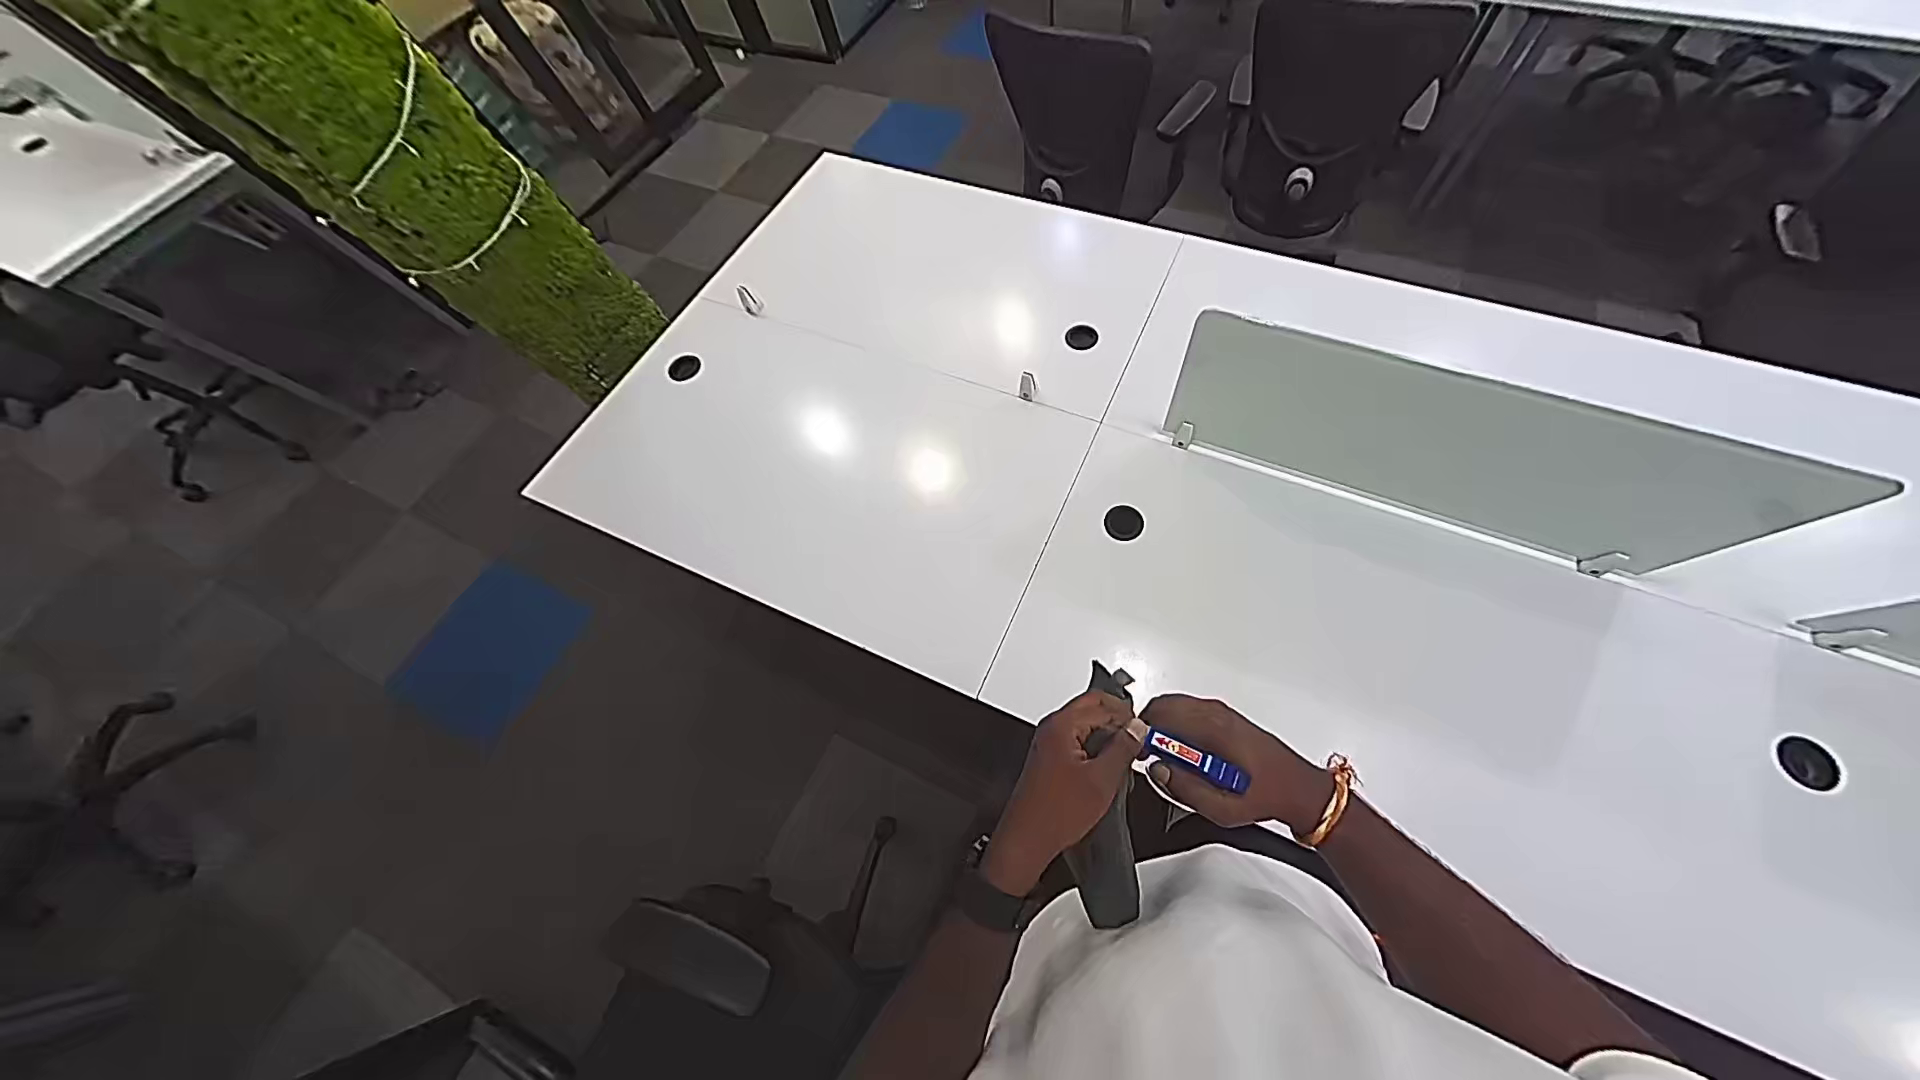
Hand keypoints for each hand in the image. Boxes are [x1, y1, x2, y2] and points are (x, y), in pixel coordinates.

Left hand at [981, 691, 1141, 894]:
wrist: (1028, 838)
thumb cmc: (1055, 813)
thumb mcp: (1102, 779)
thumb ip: (1123, 748)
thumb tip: (1137, 728)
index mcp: (1061, 725)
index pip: (1100, 703)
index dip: (1127, 715)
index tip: (1144, 730)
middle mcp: (1052, 729)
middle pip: (1090, 707)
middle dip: (1117, 718)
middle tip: (1138, 736)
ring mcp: (1049, 742)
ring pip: (1084, 723)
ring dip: (1107, 733)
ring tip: (1127, 753)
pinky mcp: (1050, 757)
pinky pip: (1077, 739)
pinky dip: (1095, 746)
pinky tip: (1108, 766)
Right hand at [1139, 694, 1329, 831]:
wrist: (1300, 790)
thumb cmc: (1269, 796)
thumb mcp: (1224, 809)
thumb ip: (1185, 789)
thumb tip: (1158, 770)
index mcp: (1216, 730)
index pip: (1162, 715)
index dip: (1143, 733)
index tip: (1140, 751)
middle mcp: (1217, 714)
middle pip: (1165, 705)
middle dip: (1149, 727)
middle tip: (1146, 752)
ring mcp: (1221, 712)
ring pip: (1174, 704)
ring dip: (1161, 723)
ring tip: (1163, 753)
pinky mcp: (1224, 715)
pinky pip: (1187, 709)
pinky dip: (1174, 722)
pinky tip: (1180, 748)